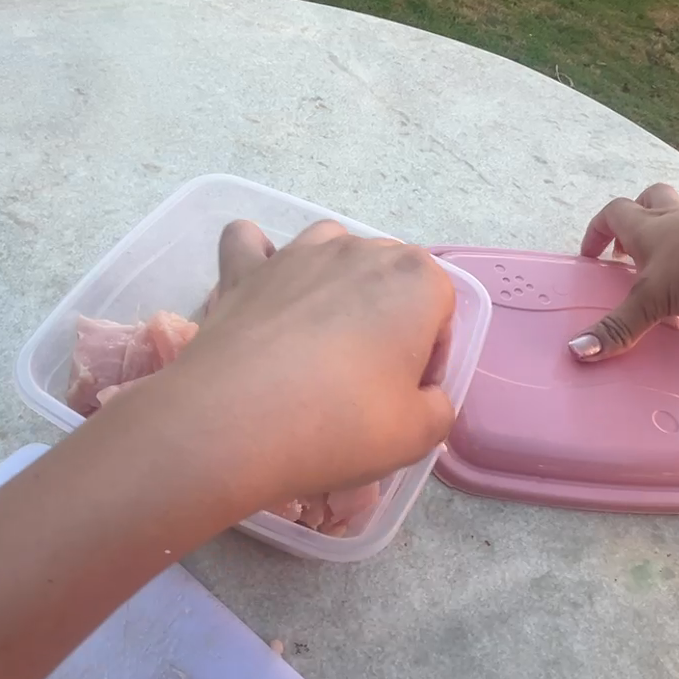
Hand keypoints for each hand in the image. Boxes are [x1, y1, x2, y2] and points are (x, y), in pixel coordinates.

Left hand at [117, 220, 455, 510]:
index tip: (407, 396)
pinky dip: (259, 259)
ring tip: (321, 336)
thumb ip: (438, 407)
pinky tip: (262, 289)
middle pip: (390, 278)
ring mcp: (297, 252)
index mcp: (415, 280)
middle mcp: (360, 250)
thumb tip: (423, 397)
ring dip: (336, 282)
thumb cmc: (341, 424)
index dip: (430, 357)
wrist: (236, 422)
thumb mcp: (418, 435)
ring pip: (331, 248)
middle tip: (366, 381)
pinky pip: (252, 243)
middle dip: (388, 320)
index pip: (441, 311)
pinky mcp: (244, 268)